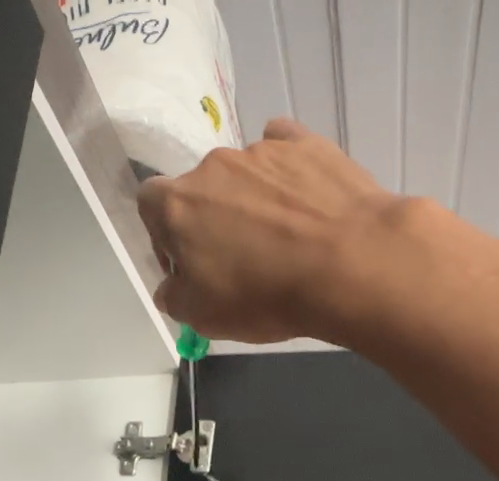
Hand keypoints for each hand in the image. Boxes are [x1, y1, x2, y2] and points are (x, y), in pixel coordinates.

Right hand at [138, 118, 406, 343]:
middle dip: (212, 221)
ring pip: (243, 174)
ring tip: (284, 240)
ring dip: (252, 202)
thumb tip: (173, 286)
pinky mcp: (309, 144)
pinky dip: (287, 173)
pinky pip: (285, 150)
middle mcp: (213, 167)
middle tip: (240, 261)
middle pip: (199, 190)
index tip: (187, 264)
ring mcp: (262, 151)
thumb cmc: (264, 295)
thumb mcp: (203, 317)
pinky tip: (304, 201)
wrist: (349, 265)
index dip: (163, 236)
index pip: (149, 205)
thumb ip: (175, 297)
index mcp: (177, 206)